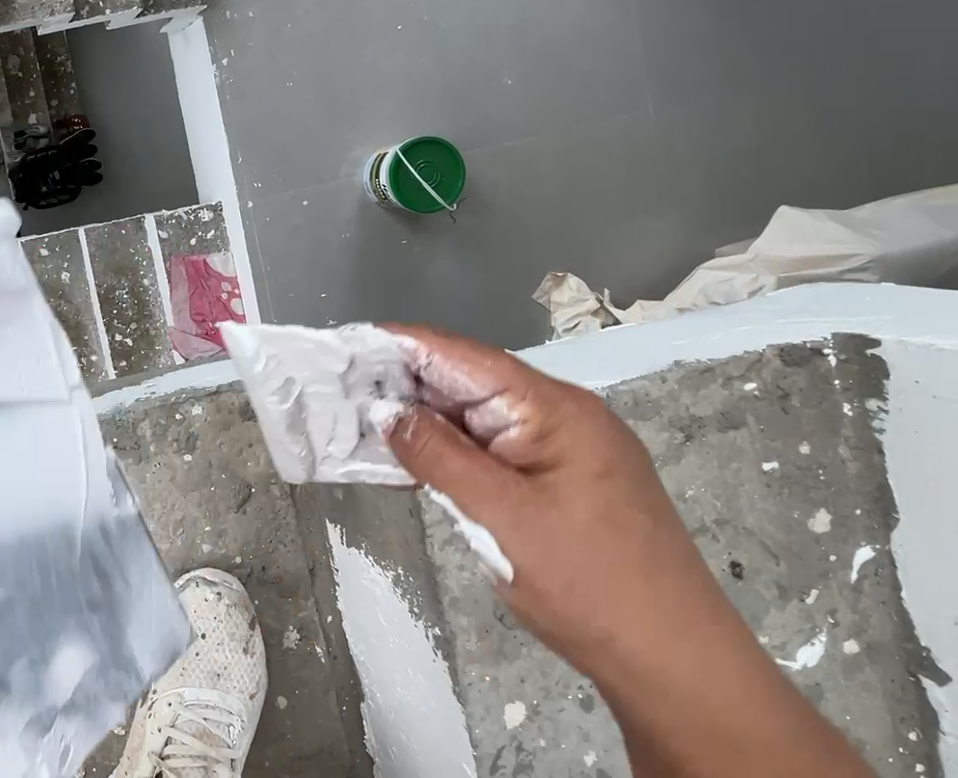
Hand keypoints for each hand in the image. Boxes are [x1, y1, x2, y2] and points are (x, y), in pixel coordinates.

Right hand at [380, 324, 874, 777]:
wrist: (678, 666)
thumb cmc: (591, 586)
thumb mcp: (501, 518)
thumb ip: (437, 455)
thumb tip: (384, 410)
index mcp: (553, 409)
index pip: (459, 356)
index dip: (396, 345)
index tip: (339, 346)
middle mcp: (559, 415)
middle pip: (464, 380)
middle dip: (399, 383)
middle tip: (334, 390)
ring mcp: (561, 448)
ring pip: (473, 416)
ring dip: (419, 419)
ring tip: (355, 420)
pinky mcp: (557, 479)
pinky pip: (488, 447)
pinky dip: (444, 449)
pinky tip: (407, 457)